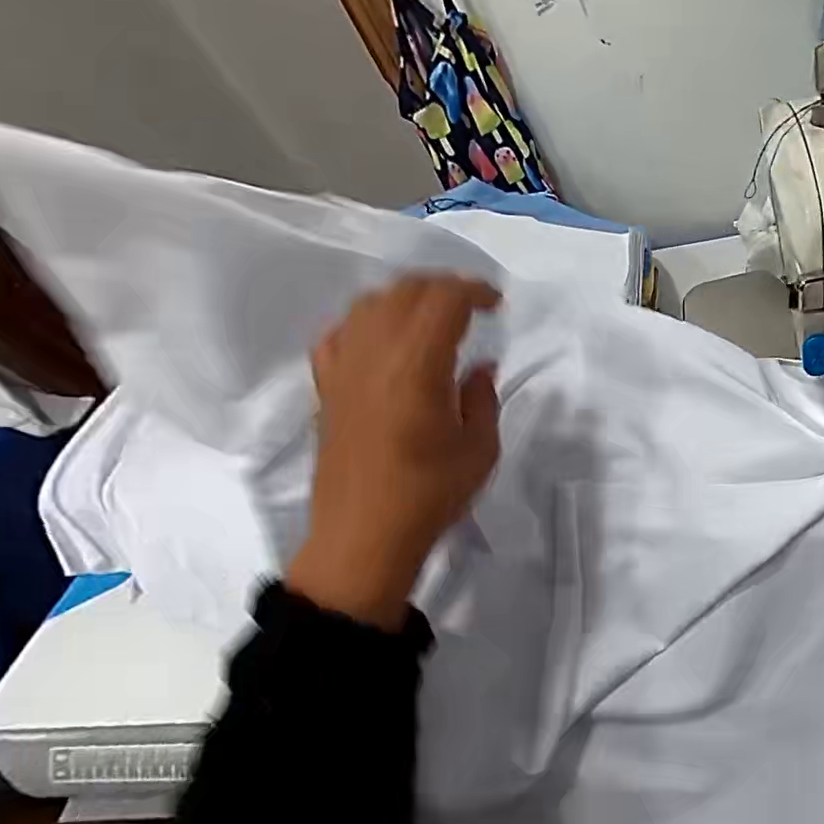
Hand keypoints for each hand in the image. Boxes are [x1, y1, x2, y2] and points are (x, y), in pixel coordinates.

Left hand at [286, 276, 501, 630]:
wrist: (364, 535)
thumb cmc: (431, 494)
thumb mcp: (480, 448)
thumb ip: (483, 397)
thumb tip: (478, 366)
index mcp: (417, 366)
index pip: (443, 300)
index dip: (473, 290)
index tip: (496, 304)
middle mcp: (374, 354)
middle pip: (405, 292)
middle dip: (443, 288)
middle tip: (472, 307)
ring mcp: (343, 368)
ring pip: (370, 305)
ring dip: (406, 299)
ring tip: (431, 318)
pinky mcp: (326, 387)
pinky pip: (341, 333)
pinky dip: (367, 323)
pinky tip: (383, 341)